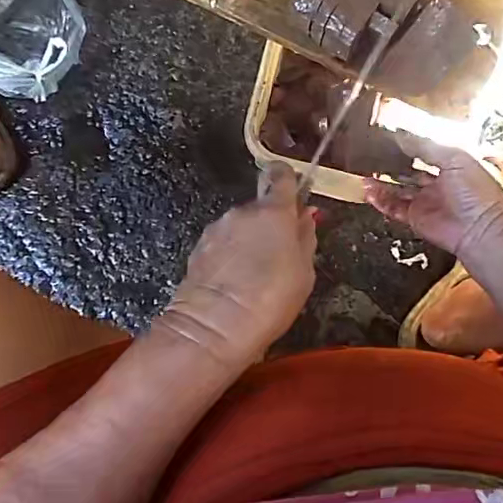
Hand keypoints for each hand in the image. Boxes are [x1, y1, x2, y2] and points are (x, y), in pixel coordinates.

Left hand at [161, 163, 318, 367]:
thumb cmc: (270, 300)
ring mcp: (216, 229)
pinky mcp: (197, 249)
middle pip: (259, 207)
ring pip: (238, 227)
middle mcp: (241, 212)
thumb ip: (305, 238)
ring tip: (254, 277)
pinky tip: (233, 283)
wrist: (213, 326)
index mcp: (272, 211)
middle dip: (269, 225)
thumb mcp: (304, 272)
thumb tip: (304, 217)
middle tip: (279, 256)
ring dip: (247, 242)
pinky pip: (221, 245)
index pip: (280, 175)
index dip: (288, 181)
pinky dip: (229, 256)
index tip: (293, 196)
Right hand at [364, 133, 502, 254]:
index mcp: (451, 166)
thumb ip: (426, 147)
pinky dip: (380, 201)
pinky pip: (393, 208)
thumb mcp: (455, 158)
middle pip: (407, 173)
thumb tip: (402, 135)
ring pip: (397, 190)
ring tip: (362, 176)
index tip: (387, 140)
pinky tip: (368, 193)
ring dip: (380, 184)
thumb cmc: (476, 191)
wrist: (480, 229)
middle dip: (390, 166)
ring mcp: (425, 202)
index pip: (424, 154)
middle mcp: (437, 184)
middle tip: (370, 158)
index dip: (406, 148)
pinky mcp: (415, 218)